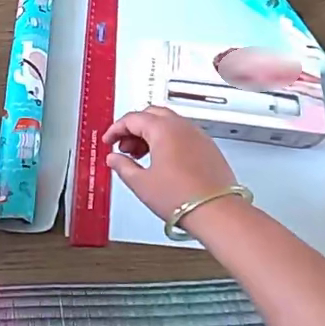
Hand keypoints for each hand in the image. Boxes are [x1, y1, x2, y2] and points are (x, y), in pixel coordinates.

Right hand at [102, 105, 242, 222]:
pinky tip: (162, 160)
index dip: (116, 129)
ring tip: (140, 156)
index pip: (133, 118)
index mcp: (163, 129)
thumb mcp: (141, 183)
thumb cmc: (182, 198)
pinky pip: (183, 134)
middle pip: (151, 115)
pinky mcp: (208, 147)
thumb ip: (123, 166)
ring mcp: (198, 135)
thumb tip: (114, 159)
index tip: (109, 140)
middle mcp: (182, 126)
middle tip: (123, 146)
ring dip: (150, 133)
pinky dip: (168, 140)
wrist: (216, 211)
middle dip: (133, 128)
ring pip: (168, 123)